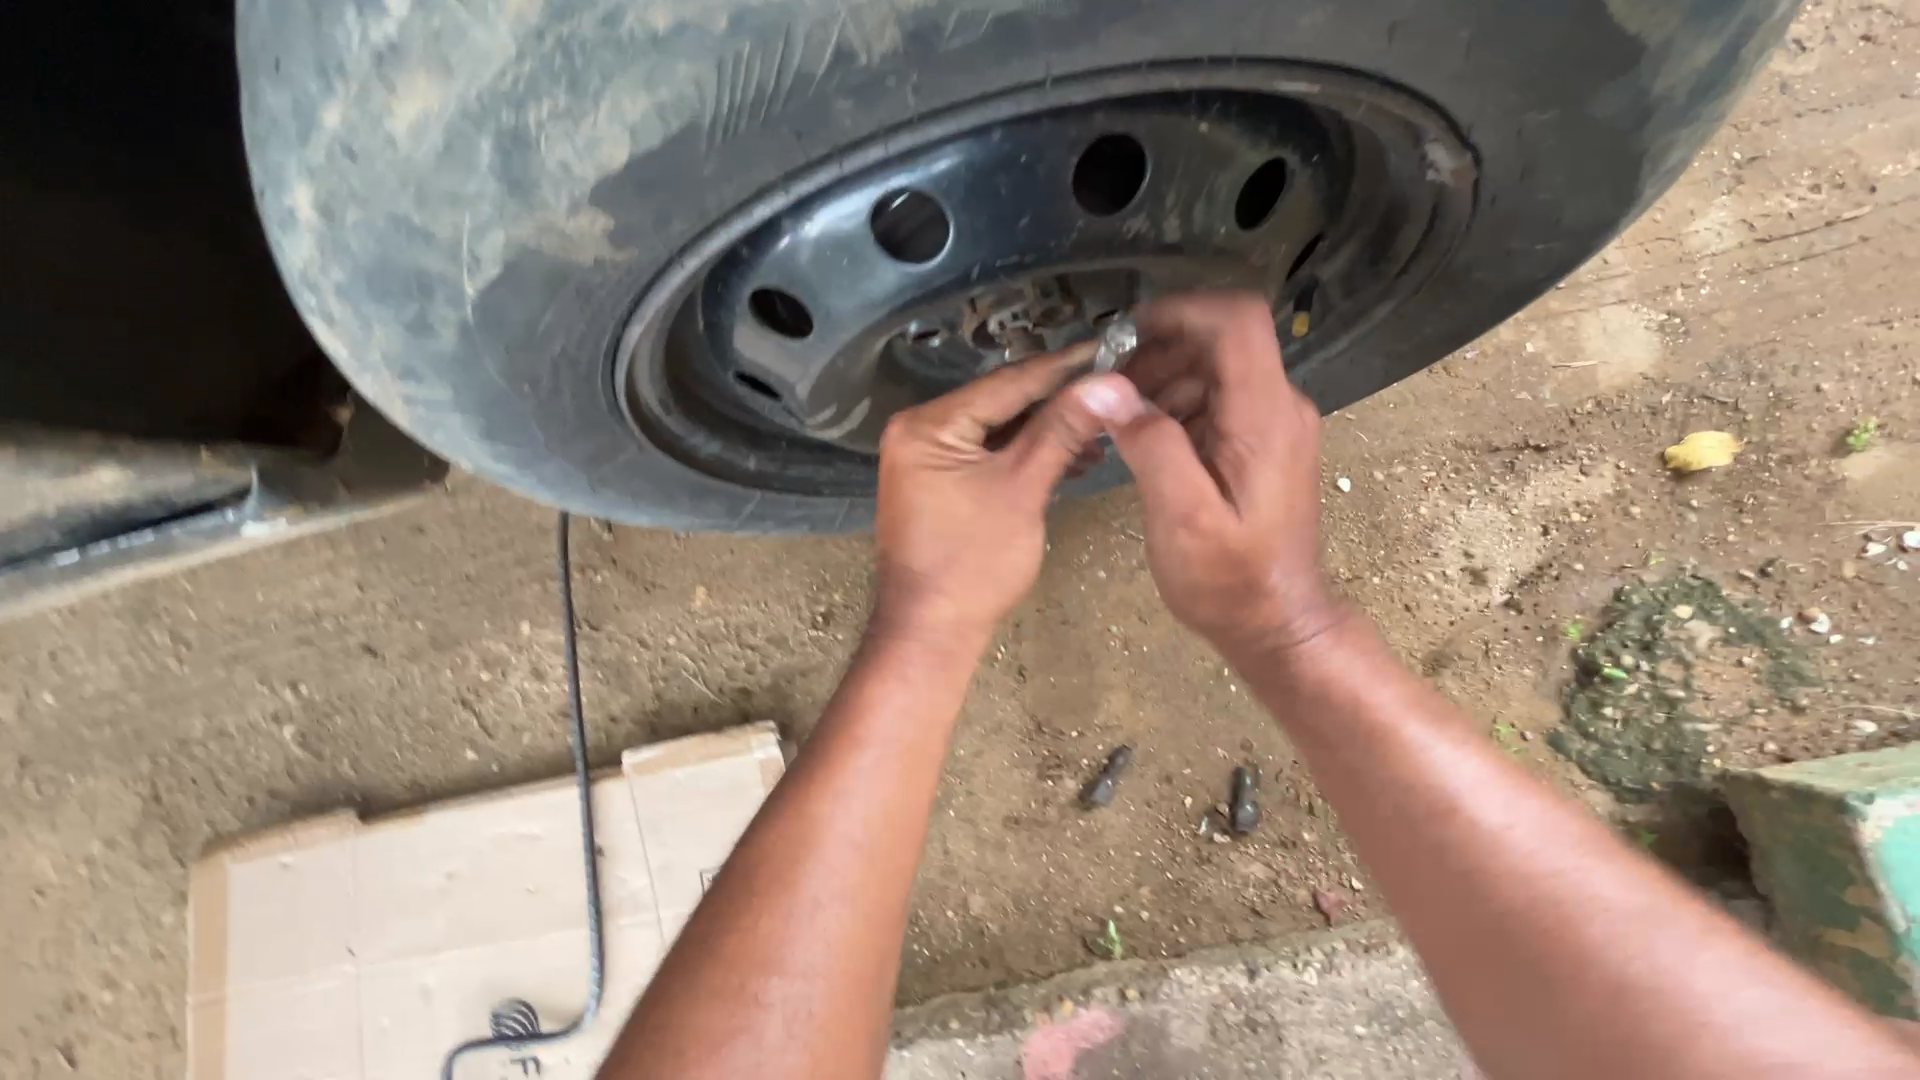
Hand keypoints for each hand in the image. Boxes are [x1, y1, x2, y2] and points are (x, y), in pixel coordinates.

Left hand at [871, 343, 1105, 646]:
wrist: (932, 629)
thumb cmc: (974, 562)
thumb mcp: (1022, 489)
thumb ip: (1061, 430)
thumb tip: (1106, 383)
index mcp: (928, 425)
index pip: (1006, 384)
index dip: (1060, 368)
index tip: (1105, 349)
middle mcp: (918, 431)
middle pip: (1000, 404)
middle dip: (1057, 402)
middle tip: (1110, 390)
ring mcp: (924, 458)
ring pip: (997, 431)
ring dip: (1046, 433)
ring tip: (1101, 433)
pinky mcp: (937, 482)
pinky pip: (986, 456)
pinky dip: (1024, 457)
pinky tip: (1069, 459)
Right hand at [1063, 293, 1344, 659]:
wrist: (1276, 624)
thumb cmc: (1228, 580)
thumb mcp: (1181, 517)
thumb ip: (1149, 444)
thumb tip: (1106, 386)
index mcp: (1264, 415)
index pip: (1236, 321)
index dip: (1179, 312)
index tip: (1124, 336)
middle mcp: (1279, 407)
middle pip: (1220, 341)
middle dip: (1159, 352)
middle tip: (1108, 389)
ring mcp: (1274, 426)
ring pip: (1216, 369)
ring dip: (1163, 379)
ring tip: (1120, 417)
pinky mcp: (1262, 445)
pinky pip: (1218, 401)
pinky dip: (1177, 406)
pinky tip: (1146, 439)